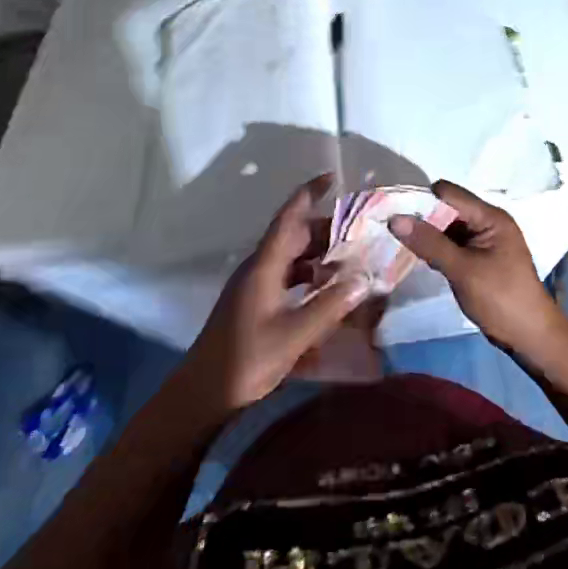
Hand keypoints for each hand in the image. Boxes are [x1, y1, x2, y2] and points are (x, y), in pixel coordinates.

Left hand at [178, 174, 373, 413]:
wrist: (204, 392)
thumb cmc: (246, 360)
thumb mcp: (293, 335)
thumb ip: (329, 307)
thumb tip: (363, 279)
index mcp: (264, 266)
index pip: (288, 218)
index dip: (308, 194)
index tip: (332, 177)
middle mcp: (258, 268)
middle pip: (294, 236)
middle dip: (325, 229)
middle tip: (360, 229)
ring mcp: (255, 285)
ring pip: (292, 257)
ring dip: (319, 254)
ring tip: (352, 258)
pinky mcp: (256, 302)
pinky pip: (287, 275)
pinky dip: (309, 275)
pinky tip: (328, 288)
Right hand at [389, 181, 567, 352]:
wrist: (530, 337)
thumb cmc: (501, 298)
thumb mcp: (462, 269)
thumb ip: (429, 242)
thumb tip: (394, 218)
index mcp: (490, 217)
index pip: (448, 193)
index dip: (421, 198)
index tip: (393, 210)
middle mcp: (487, 222)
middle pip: (446, 208)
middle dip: (421, 217)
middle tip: (390, 227)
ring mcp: (484, 241)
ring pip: (446, 227)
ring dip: (427, 234)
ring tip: (397, 241)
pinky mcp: (479, 258)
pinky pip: (451, 244)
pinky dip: (435, 248)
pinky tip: (416, 255)